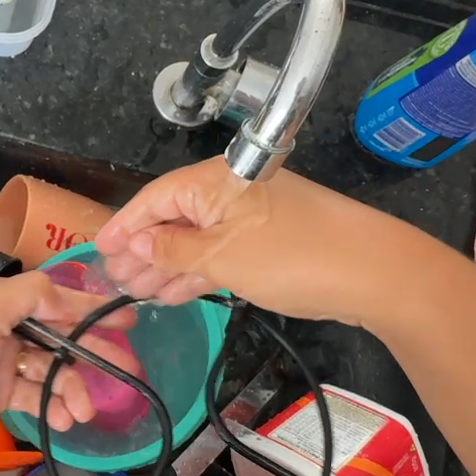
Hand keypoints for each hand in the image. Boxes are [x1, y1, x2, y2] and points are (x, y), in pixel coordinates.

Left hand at [0, 272, 140, 451]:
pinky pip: (39, 395)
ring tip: (82, 411)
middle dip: (92, 352)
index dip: (90, 306)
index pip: (53, 296)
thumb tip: (69, 296)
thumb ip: (32, 294)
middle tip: (128, 369)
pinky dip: (54, 406)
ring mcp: (3, 360)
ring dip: (72, 389)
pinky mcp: (2, 392)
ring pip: (52, 369)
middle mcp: (3, 324)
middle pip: (59, 334)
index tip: (126, 319)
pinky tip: (65, 421)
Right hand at [94, 158, 434, 324]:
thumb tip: (138, 244)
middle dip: (141, 251)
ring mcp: (247, 218)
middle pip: (171, 219)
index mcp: (212, 182)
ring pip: (193, 240)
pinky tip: (171, 293)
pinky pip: (217, 253)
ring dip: (164, 266)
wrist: (377, 274)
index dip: (123, 226)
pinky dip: (194, 272)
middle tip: (114, 280)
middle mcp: (226, 193)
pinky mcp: (264, 242)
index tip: (98, 250)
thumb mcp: (221, 257)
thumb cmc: (292, 257)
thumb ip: (173, 251)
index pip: (153, 199)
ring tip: (134, 292)